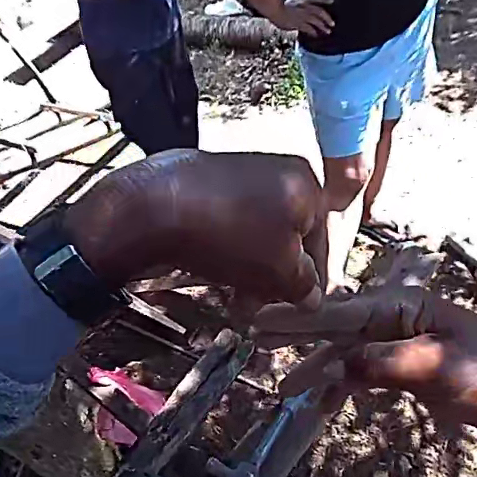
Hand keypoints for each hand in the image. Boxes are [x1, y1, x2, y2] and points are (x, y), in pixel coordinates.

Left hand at [66, 151, 327, 309]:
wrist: (153, 207)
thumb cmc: (227, 233)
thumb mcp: (278, 269)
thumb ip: (302, 285)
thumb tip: (312, 297)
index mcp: (305, 184)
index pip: (322, 240)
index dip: (312, 279)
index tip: (302, 305)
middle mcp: (277, 170)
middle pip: (287, 237)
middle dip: (276, 277)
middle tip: (260, 306)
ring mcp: (239, 173)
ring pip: (257, 234)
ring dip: (251, 270)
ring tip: (234, 298)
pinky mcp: (206, 182)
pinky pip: (230, 223)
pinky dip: (228, 250)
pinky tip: (215, 274)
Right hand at [254, 288, 476, 447]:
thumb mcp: (433, 366)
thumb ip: (381, 363)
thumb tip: (335, 365)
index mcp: (403, 307)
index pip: (342, 313)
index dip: (299, 320)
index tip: (263, 322)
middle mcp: (396, 320)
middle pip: (338, 329)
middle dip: (300, 338)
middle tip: (258, 339)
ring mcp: (400, 345)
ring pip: (348, 355)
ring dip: (319, 372)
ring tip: (287, 390)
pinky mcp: (406, 369)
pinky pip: (364, 375)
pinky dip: (344, 388)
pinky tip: (324, 405)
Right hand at [270, 0, 333, 36]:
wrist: (273, 10)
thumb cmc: (277, 7)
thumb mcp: (289, 2)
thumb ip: (296, 5)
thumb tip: (300, 9)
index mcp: (302, 0)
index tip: (332, 1)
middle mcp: (304, 6)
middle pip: (319, 11)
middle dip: (327, 17)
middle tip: (332, 24)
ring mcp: (301, 14)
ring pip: (316, 20)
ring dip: (322, 26)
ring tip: (328, 31)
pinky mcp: (298, 23)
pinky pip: (308, 28)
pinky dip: (313, 32)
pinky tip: (316, 35)